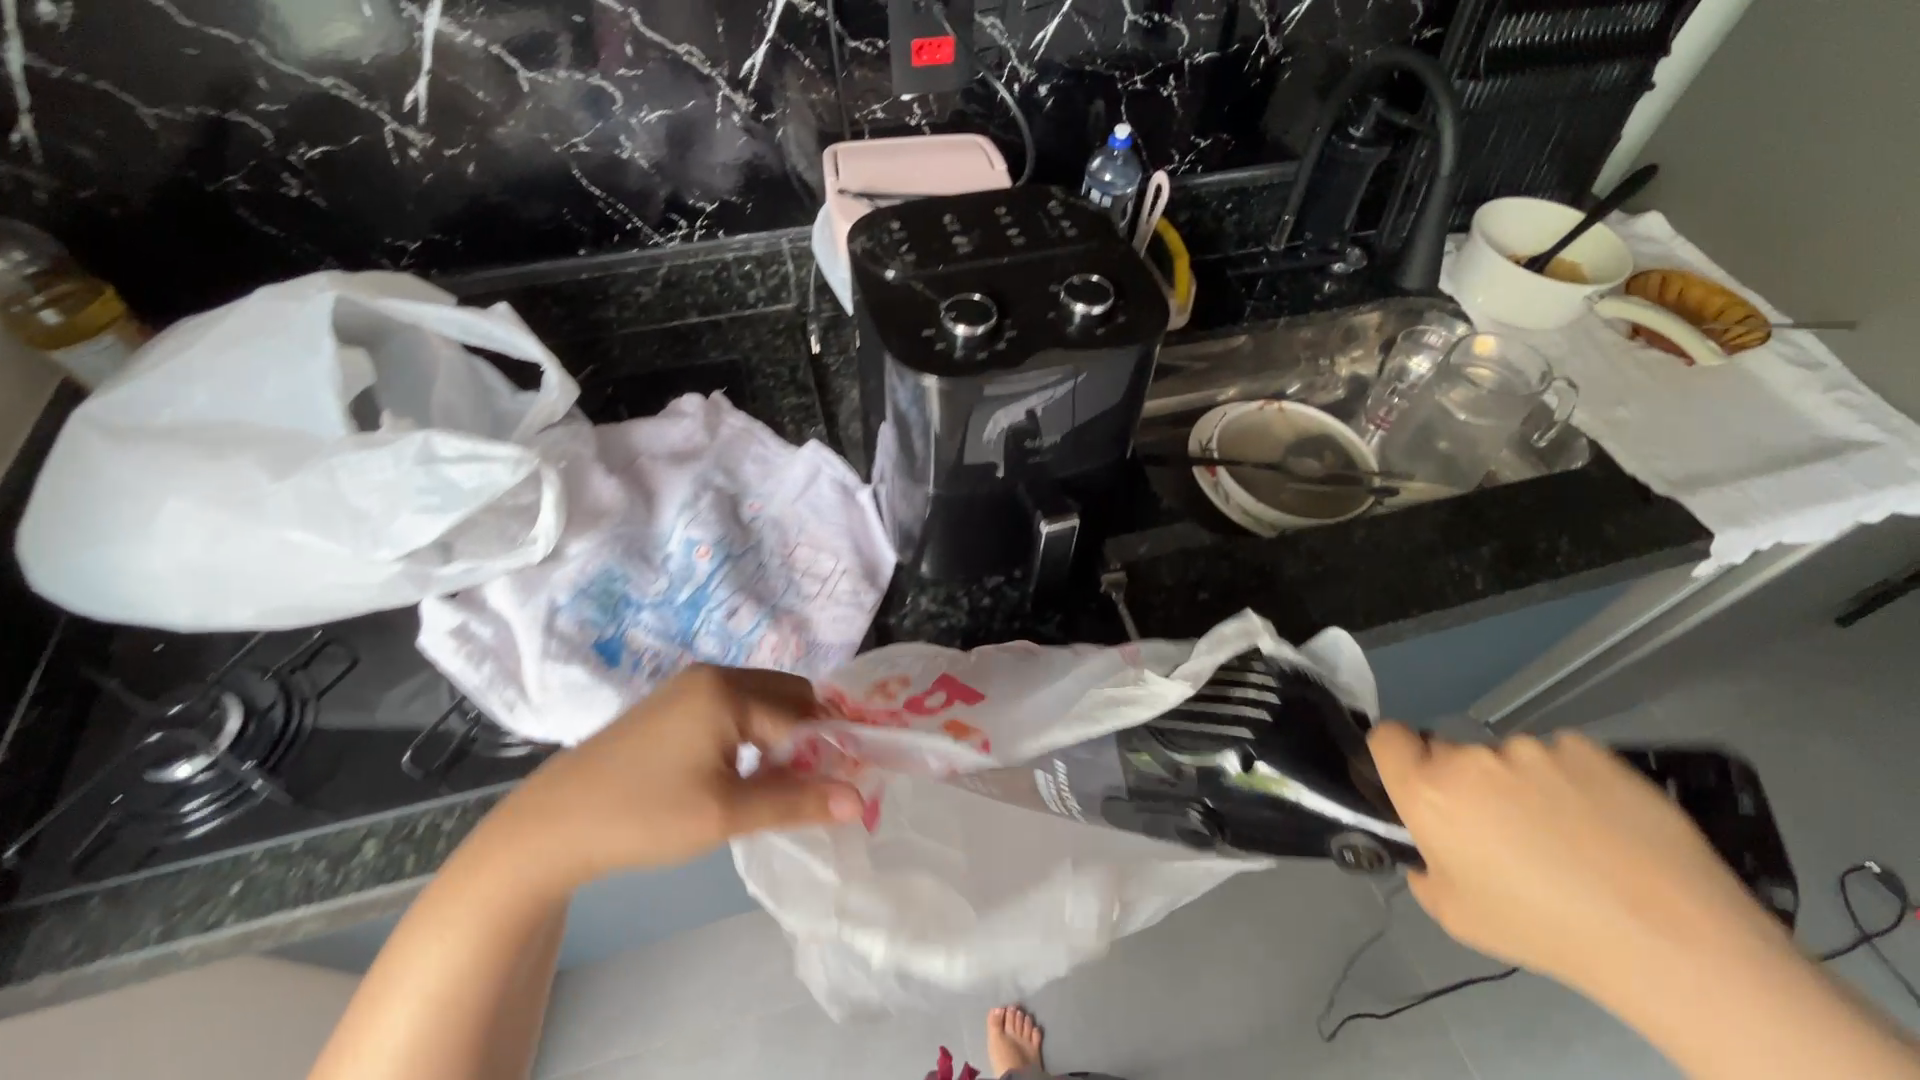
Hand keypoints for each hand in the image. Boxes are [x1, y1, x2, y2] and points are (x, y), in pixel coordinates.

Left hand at [481, 665, 864, 891]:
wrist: (551, 826)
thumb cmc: (644, 816)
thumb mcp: (727, 814)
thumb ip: (797, 802)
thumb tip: (861, 802)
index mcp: (728, 691)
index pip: (805, 714)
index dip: (831, 750)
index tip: (845, 788)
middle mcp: (713, 675)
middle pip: (789, 695)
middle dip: (810, 735)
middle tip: (813, 785)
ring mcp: (688, 687)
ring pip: (762, 702)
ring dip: (781, 736)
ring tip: (777, 785)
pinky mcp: (671, 705)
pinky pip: (734, 708)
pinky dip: (753, 734)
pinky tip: (740, 774)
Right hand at [1367, 724, 1788, 994]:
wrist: (1665, 935)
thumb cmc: (1543, 929)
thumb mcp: (1455, 915)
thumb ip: (1426, 868)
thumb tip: (1436, 850)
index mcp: (1429, 791)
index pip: (1388, 738)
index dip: (1397, 759)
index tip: (1417, 787)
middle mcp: (1475, 758)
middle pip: (1452, 755)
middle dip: (1467, 785)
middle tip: (1504, 835)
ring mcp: (1537, 749)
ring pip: (1510, 759)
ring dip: (1521, 785)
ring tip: (1567, 837)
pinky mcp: (1592, 751)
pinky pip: (1562, 758)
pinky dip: (1570, 783)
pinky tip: (1600, 825)